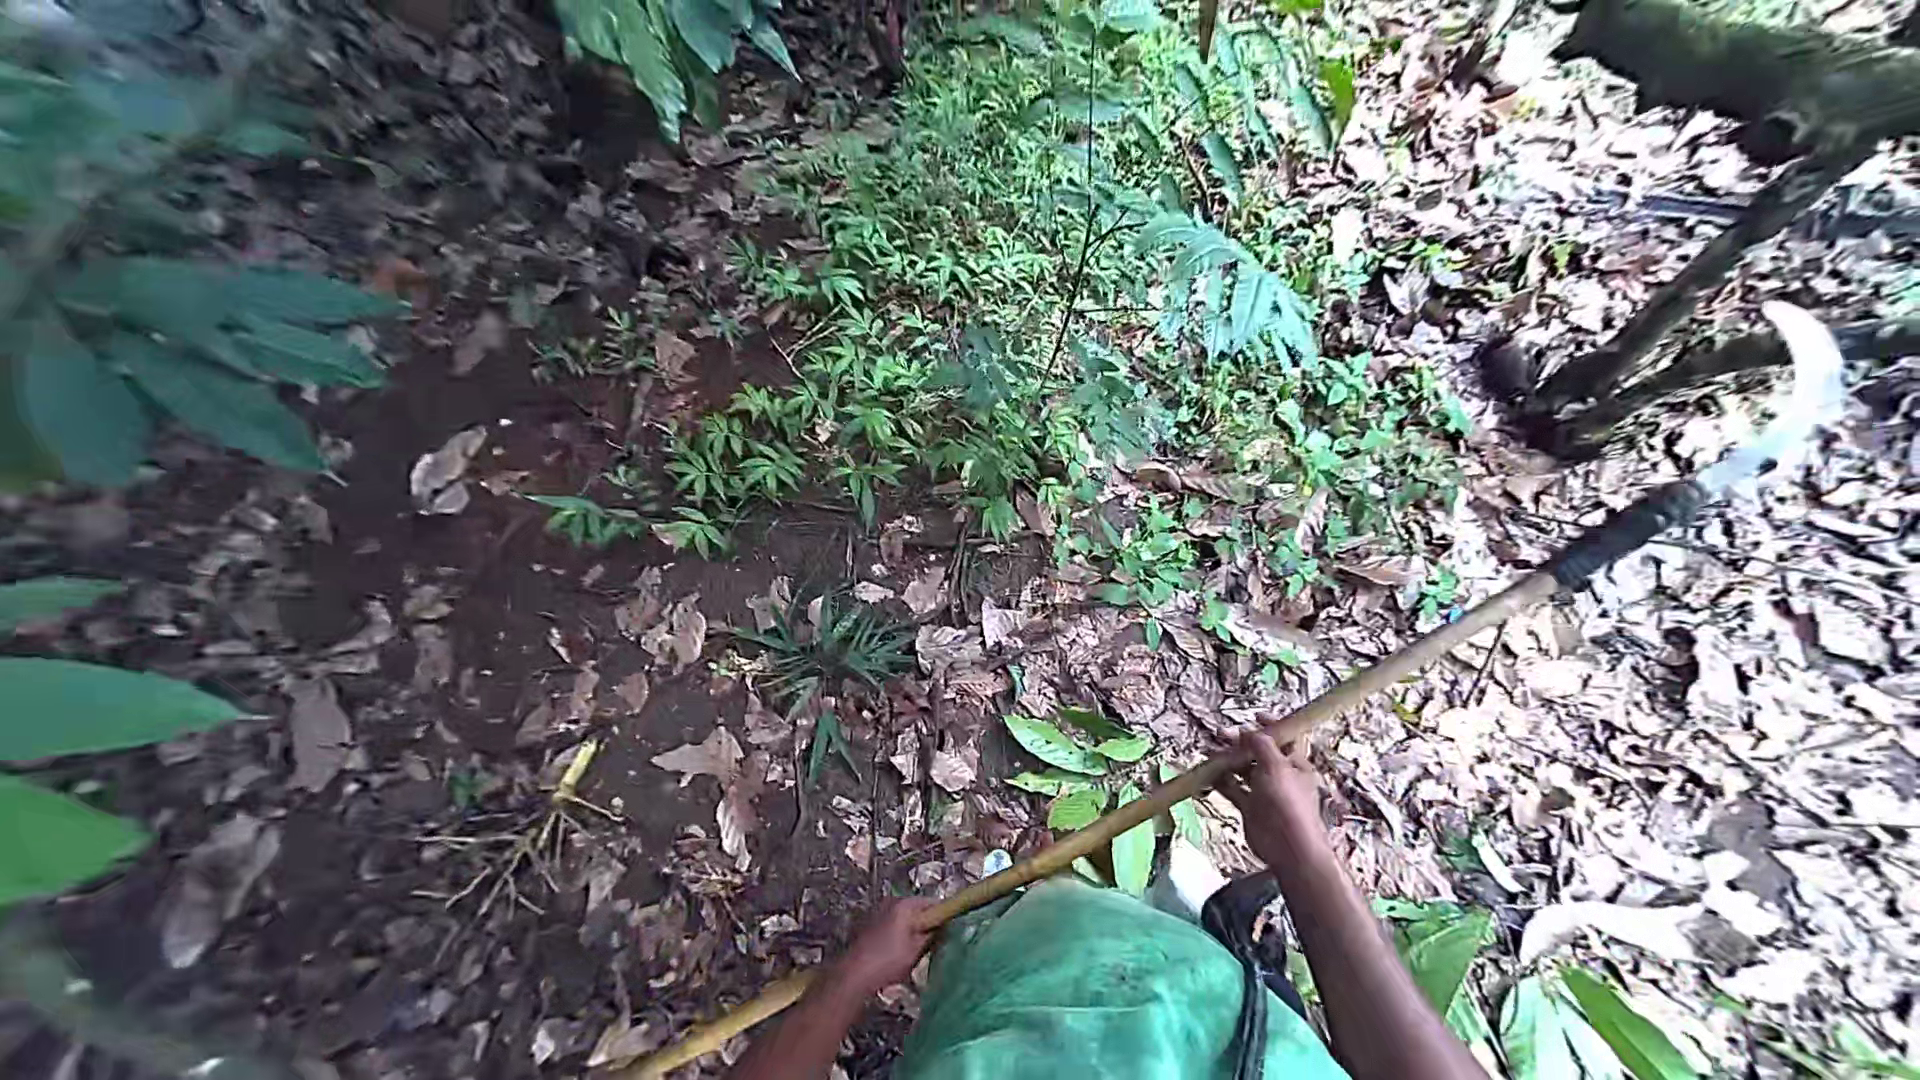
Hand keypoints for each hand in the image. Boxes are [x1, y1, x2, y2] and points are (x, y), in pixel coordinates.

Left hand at [825, 897, 936, 999]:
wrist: (855, 974)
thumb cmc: (889, 960)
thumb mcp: (917, 949)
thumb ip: (934, 934)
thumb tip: (946, 925)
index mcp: (906, 904)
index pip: (934, 902)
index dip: (945, 916)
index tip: (951, 931)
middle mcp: (894, 901)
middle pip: (920, 909)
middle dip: (929, 924)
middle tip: (936, 945)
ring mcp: (882, 911)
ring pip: (908, 918)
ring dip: (915, 931)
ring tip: (918, 952)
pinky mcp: (875, 923)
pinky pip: (897, 924)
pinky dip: (903, 934)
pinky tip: (902, 953)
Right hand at [1219, 730, 1327, 866]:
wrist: (1289, 848)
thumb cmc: (1289, 804)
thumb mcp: (1277, 766)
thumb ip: (1261, 745)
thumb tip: (1249, 730)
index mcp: (1296, 764)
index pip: (1286, 738)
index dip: (1273, 725)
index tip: (1255, 716)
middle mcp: (1280, 775)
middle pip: (1258, 751)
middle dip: (1241, 741)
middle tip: (1222, 734)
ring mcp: (1263, 791)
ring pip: (1242, 768)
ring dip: (1227, 758)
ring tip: (1210, 751)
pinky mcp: (1250, 806)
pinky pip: (1232, 788)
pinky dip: (1220, 780)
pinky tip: (1209, 773)